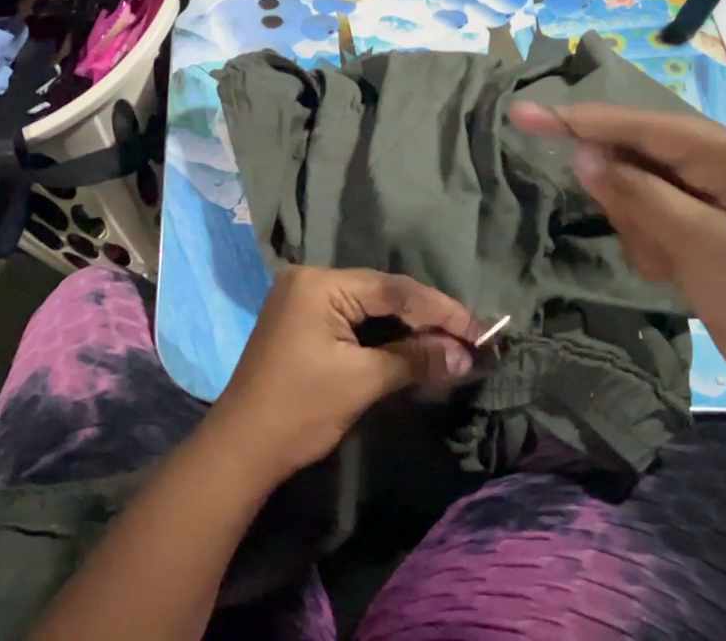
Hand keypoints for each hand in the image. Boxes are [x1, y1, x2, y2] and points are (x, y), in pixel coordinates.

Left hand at [207, 267, 475, 482]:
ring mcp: (301, 300)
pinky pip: (352, 320)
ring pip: (369, 307)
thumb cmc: (301, 409)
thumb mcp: (363, 381)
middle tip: (472, 341)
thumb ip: (414, 359)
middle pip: (382, 293)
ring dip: (408, 328)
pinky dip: (383, 336)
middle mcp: (308, 280)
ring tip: (452, 346)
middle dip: (428, 319)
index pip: (394, 288)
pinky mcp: (301, 323)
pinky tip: (413, 349)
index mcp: (319, 283)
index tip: (482, 332)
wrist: (243, 445)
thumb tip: (465, 354)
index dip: (442, 310)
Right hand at [510, 101, 725, 399]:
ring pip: (645, 194)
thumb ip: (640, 196)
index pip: (647, 126)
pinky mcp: (717, 230)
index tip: (521, 113)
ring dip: (644, 232)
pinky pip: (660, 221)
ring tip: (676, 272)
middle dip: (630, 204)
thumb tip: (583, 155)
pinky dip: (656, 248)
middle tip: (658, 251)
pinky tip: (681, 278)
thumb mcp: (703, 249)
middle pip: (644, 159)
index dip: (581, 120)